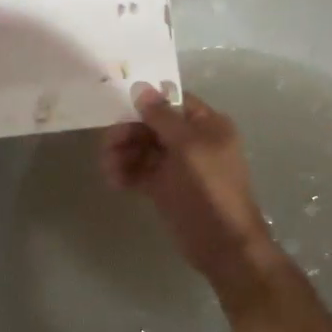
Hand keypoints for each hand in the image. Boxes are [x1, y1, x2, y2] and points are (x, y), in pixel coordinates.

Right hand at [102, 83, 277, 280]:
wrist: (223, 243)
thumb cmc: (210, 188)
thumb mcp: (188, 147)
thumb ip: (163, 117)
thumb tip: (141, 88)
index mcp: (207, 125)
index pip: (173, 101)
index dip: (147, 102)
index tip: (119, 106)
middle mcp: (192, 141)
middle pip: (153, 125)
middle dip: (129, 131)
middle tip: (108, 143)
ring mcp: (177, 166)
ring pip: (143, 149)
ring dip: (122, 153)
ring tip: (108, 167)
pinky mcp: (164, 188)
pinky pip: (140, 172)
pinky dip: (126, 173)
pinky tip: (114, 181)